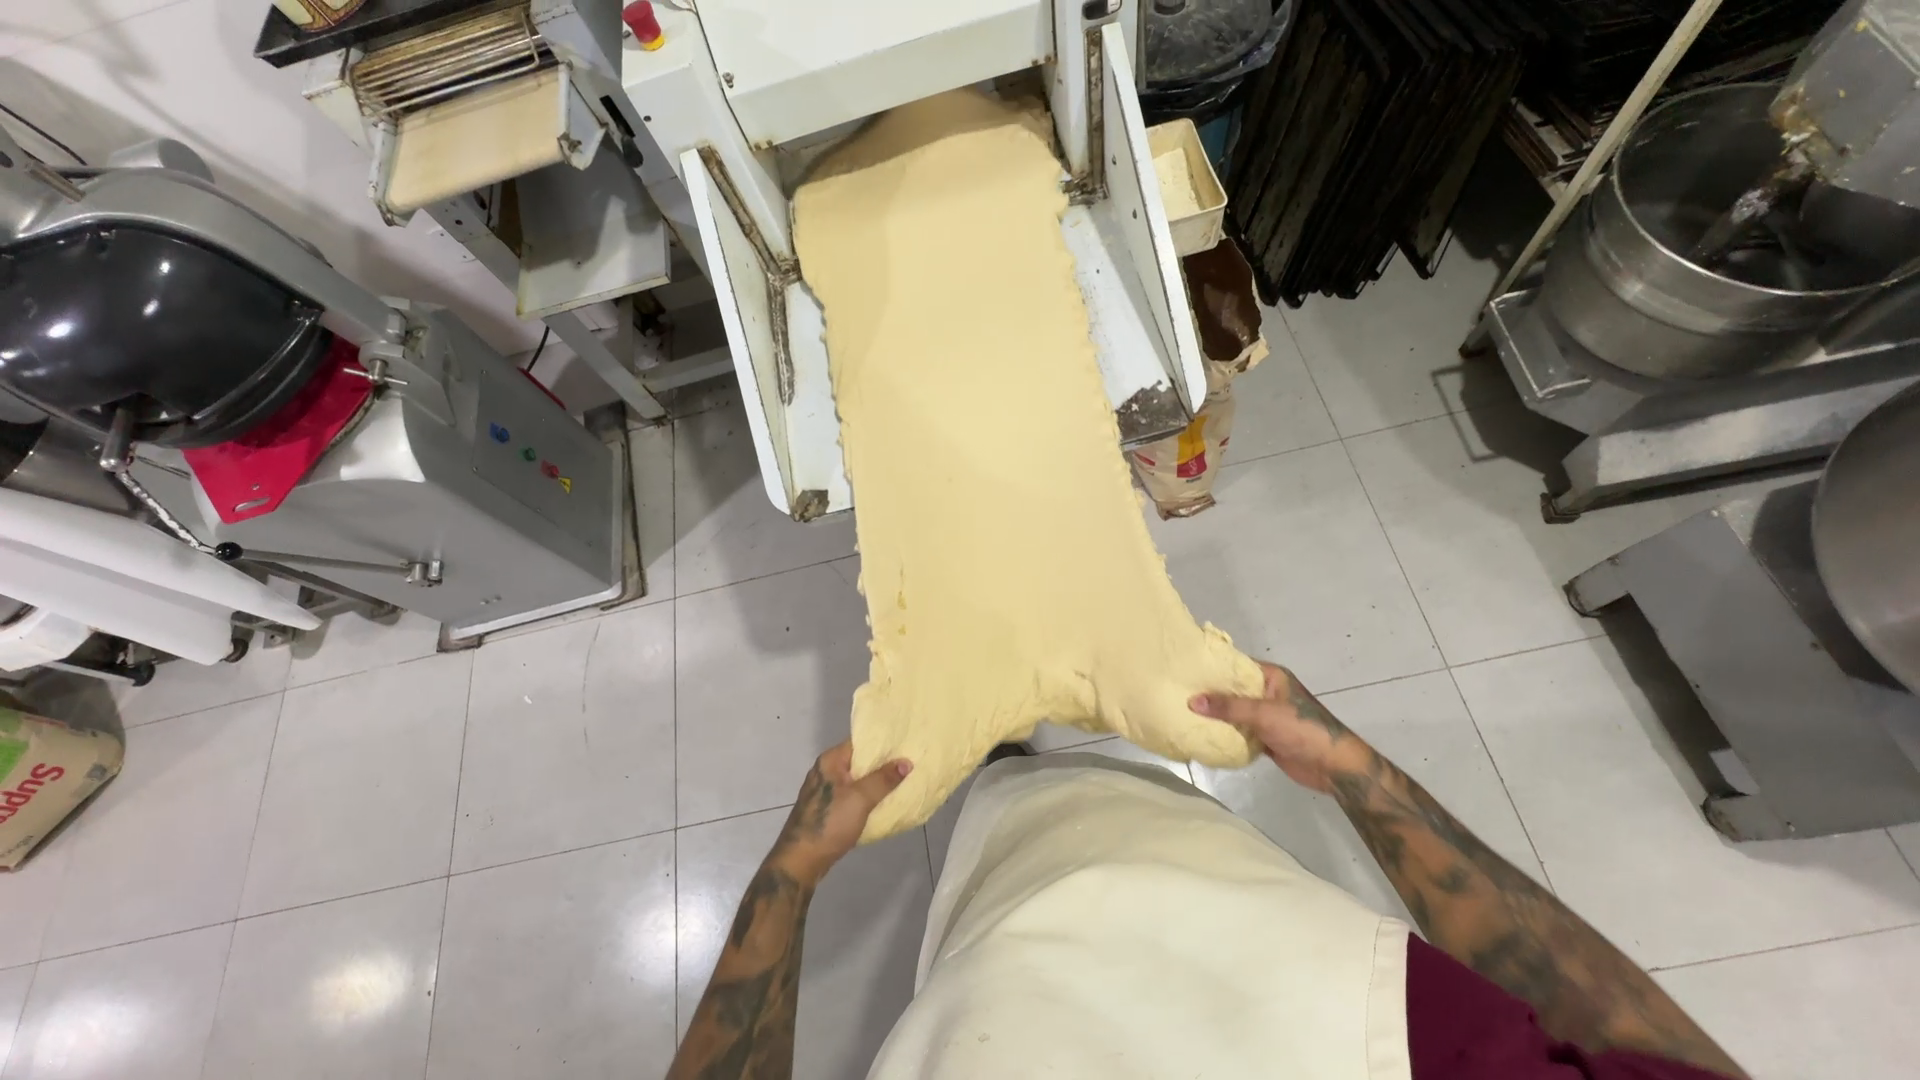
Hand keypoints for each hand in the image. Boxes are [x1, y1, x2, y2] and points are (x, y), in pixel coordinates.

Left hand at [768, 741, 911, 887]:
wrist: (802, 860)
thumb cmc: (830, 823)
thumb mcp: (860, 799)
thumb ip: (883, 780)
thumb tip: (906, 763)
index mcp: (830, 761)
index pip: (859, 743)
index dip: (882, 743)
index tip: (905, 744)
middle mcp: (826, 772)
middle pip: (859, 762)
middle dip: (883, 764)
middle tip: (910, 763)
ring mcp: (826, 792)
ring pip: (857, 781)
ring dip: (877, 783)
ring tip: (903, 781)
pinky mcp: (829, 809)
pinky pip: (853, 797)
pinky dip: (868, 798)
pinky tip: (885, 802)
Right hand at [1189, 662, 1368, 793]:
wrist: (1333, 766)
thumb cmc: (1303, 730)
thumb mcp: (1264, 713)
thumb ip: (1228, 707)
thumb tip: (1191, 701)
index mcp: (1271, 677)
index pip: (1236, 666)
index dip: (1212, 667)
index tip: (1184, 669)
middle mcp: (1267, 692)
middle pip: (1232, 690)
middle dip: (1209, 693)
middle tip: (1176, 692)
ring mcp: (1266, 715)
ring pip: (1233, 711)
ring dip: (1215, 715)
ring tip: (1182, 711)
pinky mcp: (1264, 736)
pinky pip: (1238, 730)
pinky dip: (1224, 732)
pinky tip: (1200, 733)